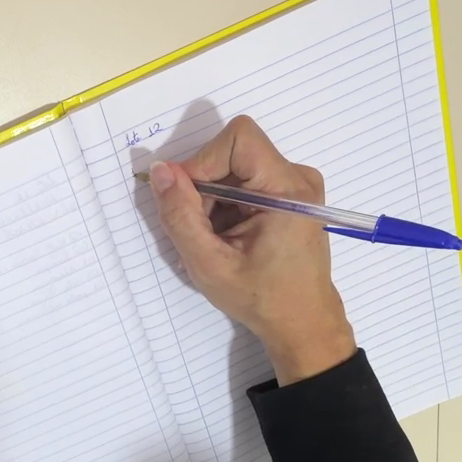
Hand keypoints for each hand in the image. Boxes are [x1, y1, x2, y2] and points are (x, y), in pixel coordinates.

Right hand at [148, 116, 357, 384]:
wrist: (302, 322)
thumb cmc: (260, 298)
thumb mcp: (208, 263)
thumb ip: (180, 215)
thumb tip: (160, 170)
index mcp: (288, 189)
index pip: (237, 139)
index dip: (202, 163)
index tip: (188, 202)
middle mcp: (297, 177)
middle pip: (232, 154)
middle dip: (204, 188)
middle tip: (201, 231)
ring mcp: (296, 185)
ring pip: (234, 168)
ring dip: (212, 200)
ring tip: (215, 240)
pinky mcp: (289, 195)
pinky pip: (245, 182)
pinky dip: (225, 206)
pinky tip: (228, 237)